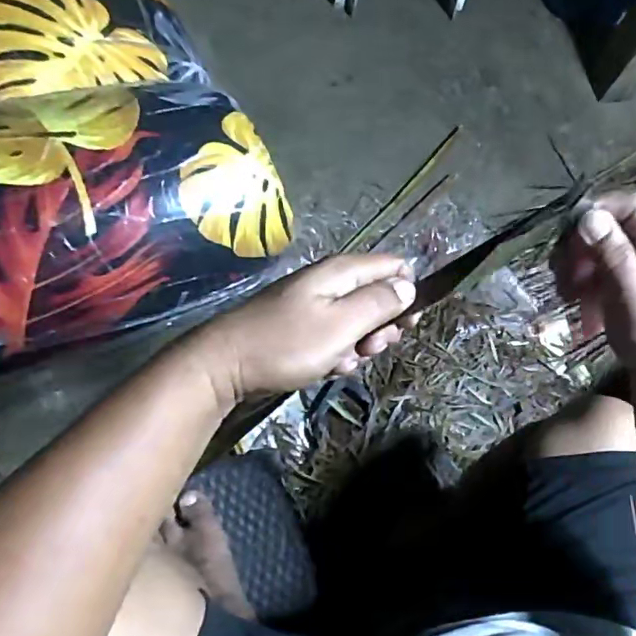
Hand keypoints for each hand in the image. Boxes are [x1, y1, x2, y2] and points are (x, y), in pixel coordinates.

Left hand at [194, 254, 415, 399]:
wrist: (225, 366)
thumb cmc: (287, 344)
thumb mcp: (342, 325)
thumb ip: (379, 303)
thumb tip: (409, 287)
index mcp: (342, 272)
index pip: (394, 267)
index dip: (407, 294)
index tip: (406, 323)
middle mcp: (331, 282)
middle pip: (379, 297)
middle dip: (382, 327)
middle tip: (370, 348)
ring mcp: (316, 305)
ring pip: (359, 322)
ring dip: (360, 346)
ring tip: (342, 362)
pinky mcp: (304, 327)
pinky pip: (337, 338)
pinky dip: (338, 354)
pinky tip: (326, 368)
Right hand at [554, 191, 635, 377]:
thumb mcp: (634, 296)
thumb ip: (614, 255)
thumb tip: (588, 216)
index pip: (632, 206)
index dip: (598, 212)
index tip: (569, 234)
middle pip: (608, 220)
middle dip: (581, 244)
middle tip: (563, 271)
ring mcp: (635, 255)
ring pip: (594, 240)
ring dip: (574, 262)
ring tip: (568, 293)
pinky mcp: (619, 270)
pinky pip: (590, 260)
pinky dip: (577, 276)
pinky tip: (573, 298)